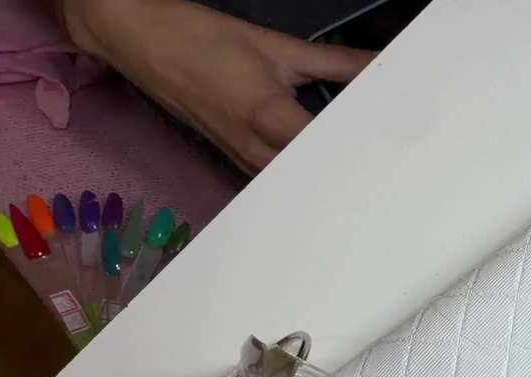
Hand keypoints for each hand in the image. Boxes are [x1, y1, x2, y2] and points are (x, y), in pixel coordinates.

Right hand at [59, 0, 375, 172]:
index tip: (398, 163)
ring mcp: (248, 163)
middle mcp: (259, 151)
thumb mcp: (275, 47)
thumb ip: (335, 62)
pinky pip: (283, 184)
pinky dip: (309, 184)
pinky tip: (332, 181)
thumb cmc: (200, 37)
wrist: (132, 33)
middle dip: (355, 179)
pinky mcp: (241, 165)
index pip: (332, 153)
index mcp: (270, 118)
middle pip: (322, 180)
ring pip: (303, 190)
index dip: (366, 159)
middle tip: (395, 181)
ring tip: (370, 184)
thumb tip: (378, 66)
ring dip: (333, 187)